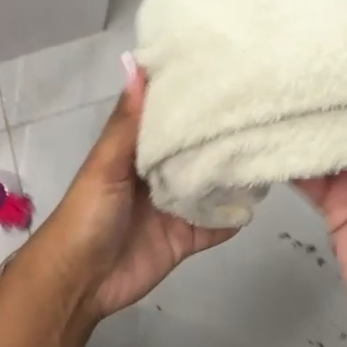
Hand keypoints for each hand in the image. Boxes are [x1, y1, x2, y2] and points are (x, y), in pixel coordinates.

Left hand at [18, 57, 238, 319]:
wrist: (80, 281)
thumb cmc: (87, 212)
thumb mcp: (106, 162)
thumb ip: (128, 122)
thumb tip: (138, 65)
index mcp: (136, 147)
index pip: (168, 114)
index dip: (189, 95)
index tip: (222, 69)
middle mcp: (158, 170)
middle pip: (193, 148)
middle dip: (219, 134)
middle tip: (259, 109)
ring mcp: (174, 204)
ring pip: (209, 182)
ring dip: (231, 172)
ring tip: (266, 148)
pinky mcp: (185, 237)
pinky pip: (215, 223)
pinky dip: (233, 215)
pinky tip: (259, 200)